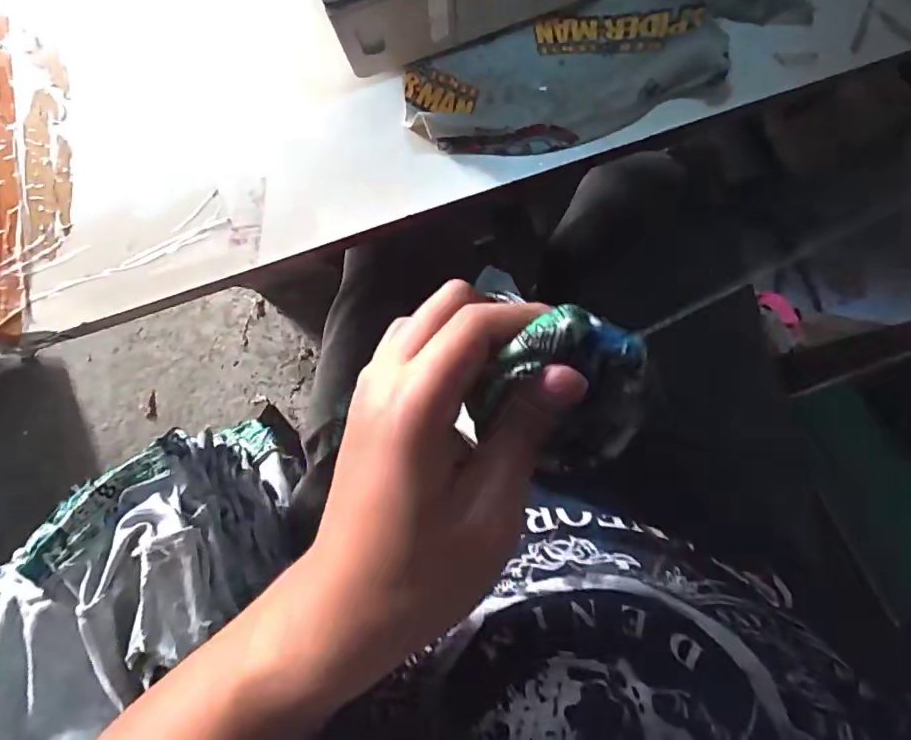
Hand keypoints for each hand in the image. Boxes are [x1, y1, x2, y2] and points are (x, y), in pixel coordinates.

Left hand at [103, 282, 585, 739]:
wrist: (342, 608)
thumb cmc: (422, 574)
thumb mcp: (491, 509)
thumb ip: (524, 427)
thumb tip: (567, 372)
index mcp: (415, 402)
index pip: (474, 323)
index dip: (526, 318)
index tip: (568, 337)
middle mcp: (385, 376)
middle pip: (446, 302)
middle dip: (500, 316)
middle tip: (540, 355)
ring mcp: (369, 384)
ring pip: (425, 317)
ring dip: (471, 329)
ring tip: (509, 372)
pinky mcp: (365, 399)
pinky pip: (409, 343)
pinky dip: (446, 346)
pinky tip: (469, 390)